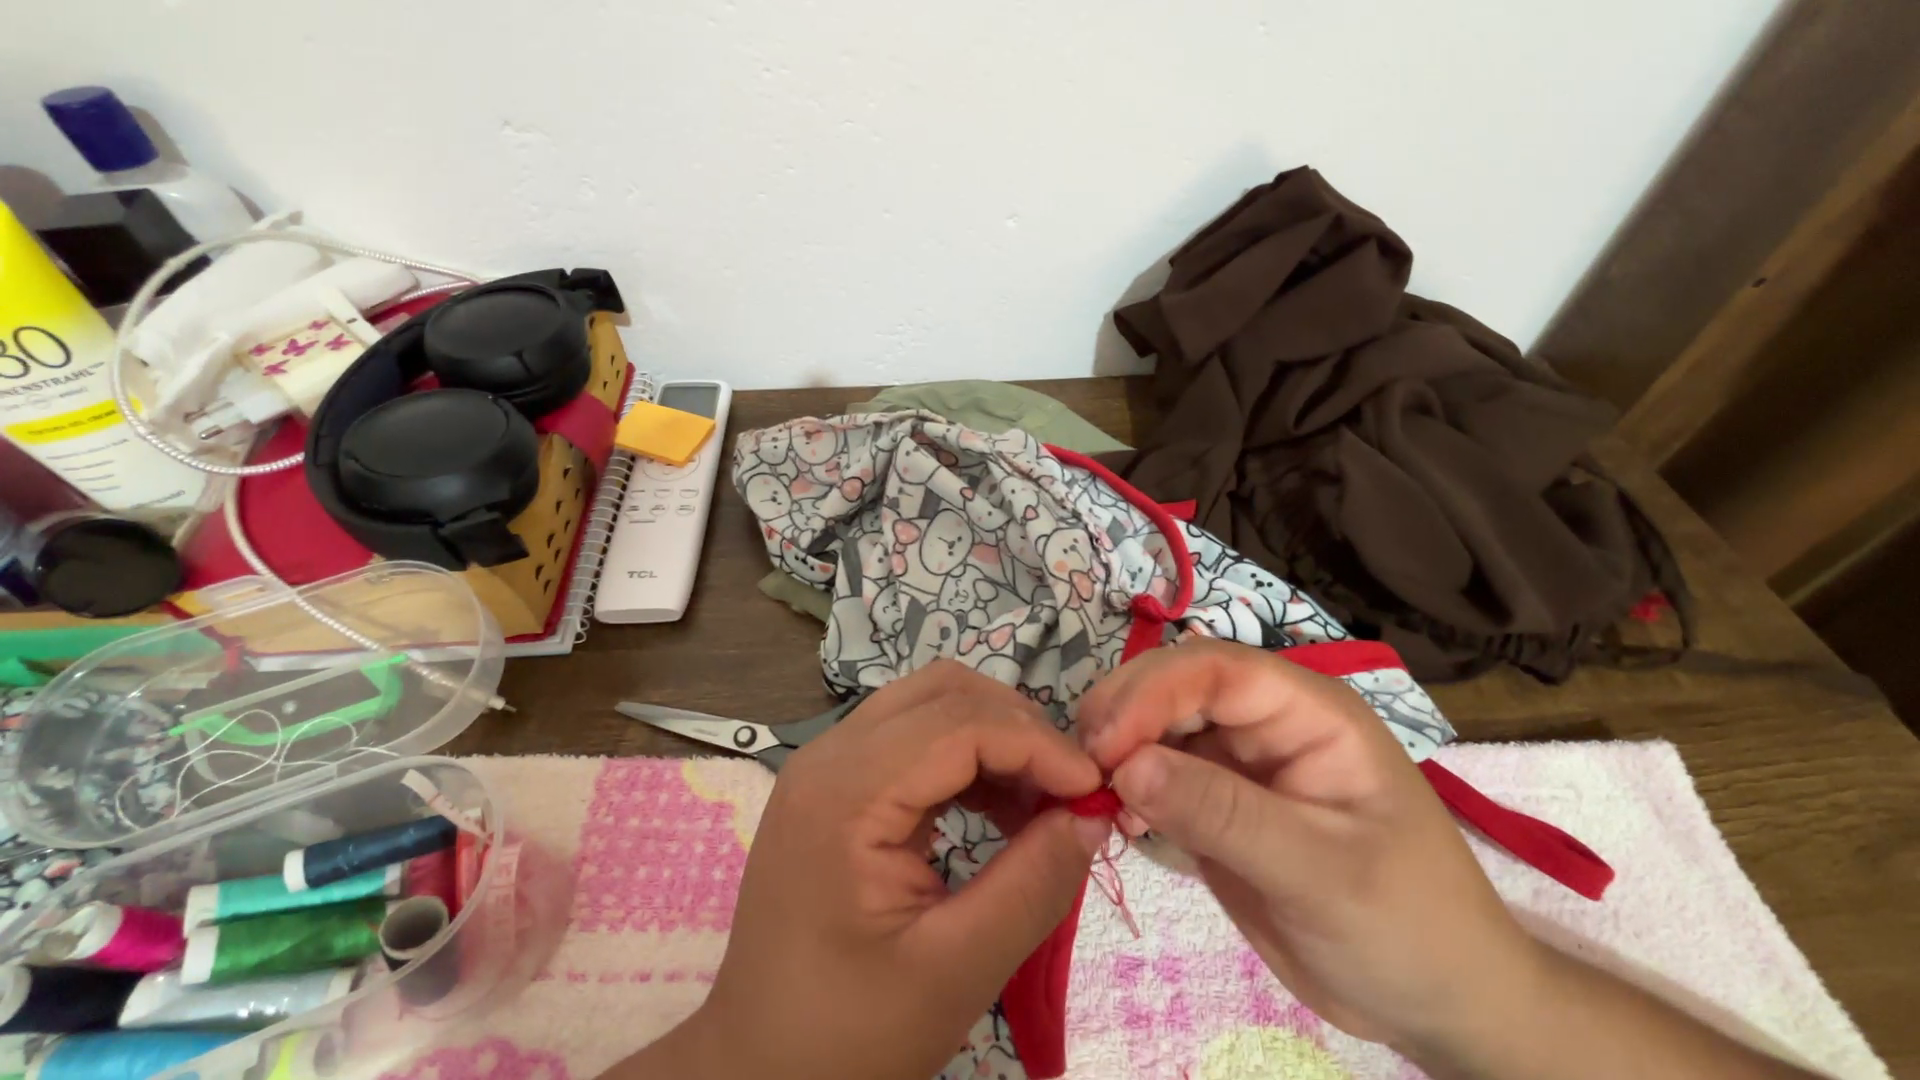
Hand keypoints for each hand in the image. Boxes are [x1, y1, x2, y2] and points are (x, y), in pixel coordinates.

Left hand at [616, 661, 1110, 1079]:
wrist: (761, 1067)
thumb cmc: (849, 1030)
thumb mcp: (957, 969)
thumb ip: (1033, 884)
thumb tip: (1093, 815)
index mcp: (845, 793)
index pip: (959, 722)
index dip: (1038, 745)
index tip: (1095, 792)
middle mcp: (827, 757)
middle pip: (943, 693)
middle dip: (1019, 728)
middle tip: (1070, 792)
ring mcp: (824, 767)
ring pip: (928, 706)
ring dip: (995, 739)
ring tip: (1044, 803)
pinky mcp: (834, 788)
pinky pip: (911, 741)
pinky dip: (966, 759)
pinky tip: (1000, 810)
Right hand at [1075, 638, 1539, 1050]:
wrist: (1436, 1002)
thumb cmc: (1407, 925)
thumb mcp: (1320, 870)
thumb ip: (1223, 813)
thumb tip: (1125, 764)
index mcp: (1308, 713)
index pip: (1216, 670)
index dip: (1152, 692)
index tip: (1102, 744)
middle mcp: (1266, 726)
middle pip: (1176, 689)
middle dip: (1123, 715)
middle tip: (1079, 767)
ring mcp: (1238, 768)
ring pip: (1158, 733)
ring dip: (1118, 753)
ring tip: (1089, 794)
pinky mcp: (1217, 811)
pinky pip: (1158, 782)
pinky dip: (1129, 792)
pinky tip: (1117, 819)